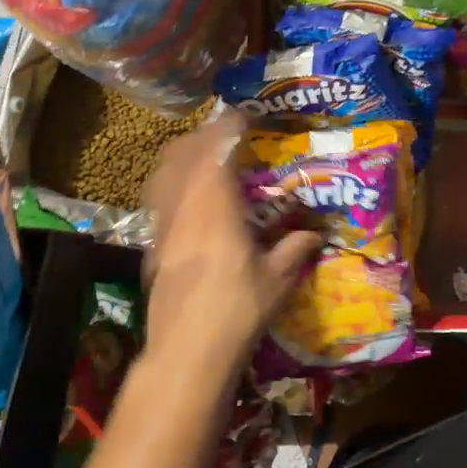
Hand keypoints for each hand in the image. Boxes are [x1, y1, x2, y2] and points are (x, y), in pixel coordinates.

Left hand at [141, 114, 321, 370]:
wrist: (186, 352)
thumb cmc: (237, 310)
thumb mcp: (277, 279)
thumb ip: (295, 249)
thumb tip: (313, 234)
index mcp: (215, 208)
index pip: (217, 151)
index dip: (228, 127)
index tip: (243, 115)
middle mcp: (183, 209)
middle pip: (182, 155)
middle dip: (202, 137)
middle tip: (225, 135)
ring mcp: (162, 227)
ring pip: (164, 175)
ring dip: (183, 158)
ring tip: (205, 161)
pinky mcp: (153, 247)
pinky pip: (159, 200)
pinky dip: (174, 185)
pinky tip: (192, 202)